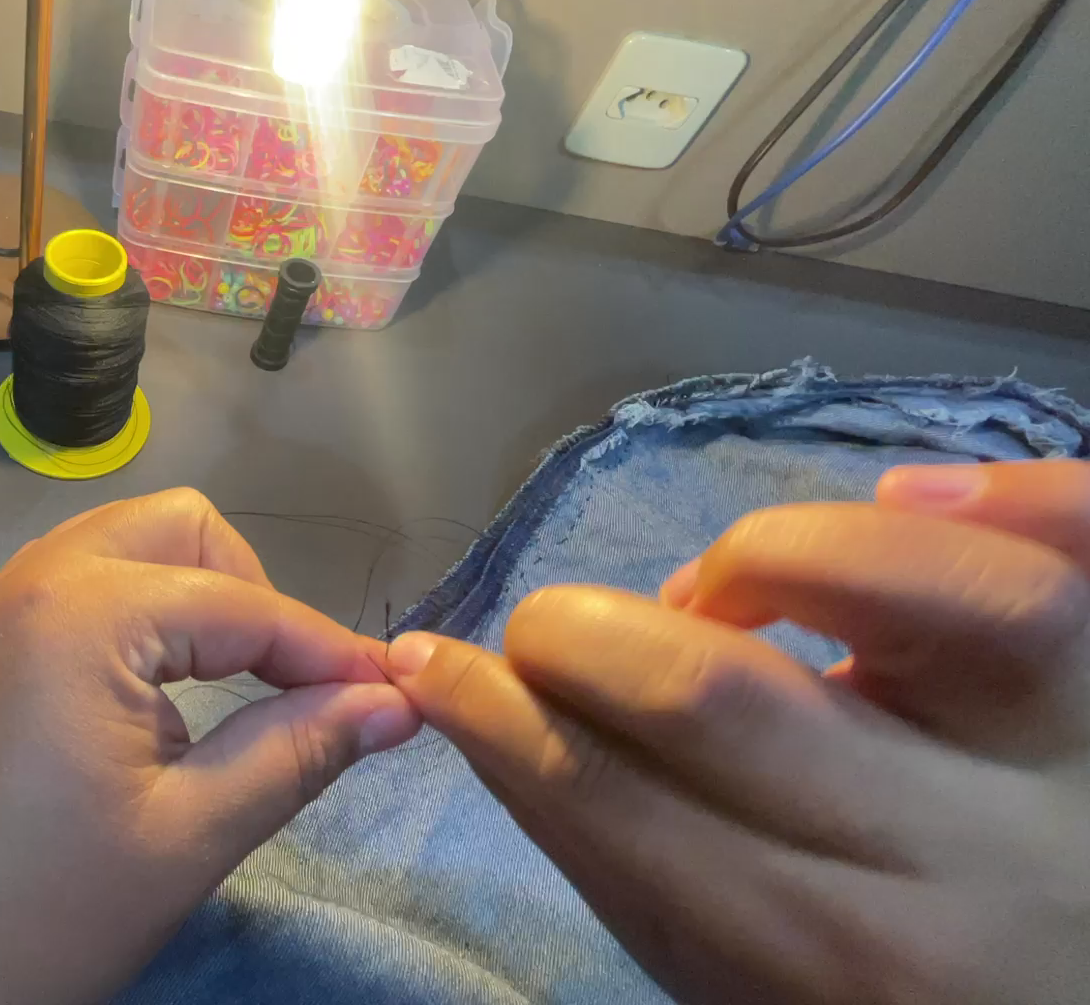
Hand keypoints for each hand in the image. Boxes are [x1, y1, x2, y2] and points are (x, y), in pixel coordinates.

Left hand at [0, 489, 421, 1003]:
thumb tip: (392, 704)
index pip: (243, 603)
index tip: (390, 693)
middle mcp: (44, 572)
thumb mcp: (187, 837)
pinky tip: (160, 677)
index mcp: (88, 611)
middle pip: (185, 526)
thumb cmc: (35, 910)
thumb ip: (297, 752)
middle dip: (250, 592)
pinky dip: (148, 604)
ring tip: (230, 677)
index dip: (325, 649)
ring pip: (136, 538)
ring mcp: (11, 591)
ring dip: (199, 591)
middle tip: (282, 681)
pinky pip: (94, 572)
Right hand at [383, 461, 1089, 1004]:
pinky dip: (1026, 498)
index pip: (597, 788)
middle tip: (557, 636)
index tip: (426, 659)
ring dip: (761, 560)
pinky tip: (920, 495)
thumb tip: (454, 691)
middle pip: (709, 690)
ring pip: (935, 597)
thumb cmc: (848, 977)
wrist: (1054, 1000)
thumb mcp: (695, 954)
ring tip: (723, 593)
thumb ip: (576, 824)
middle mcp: (968, 867)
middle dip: (571, 632)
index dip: (483, 702)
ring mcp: (1084, 759)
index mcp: (820, 951)